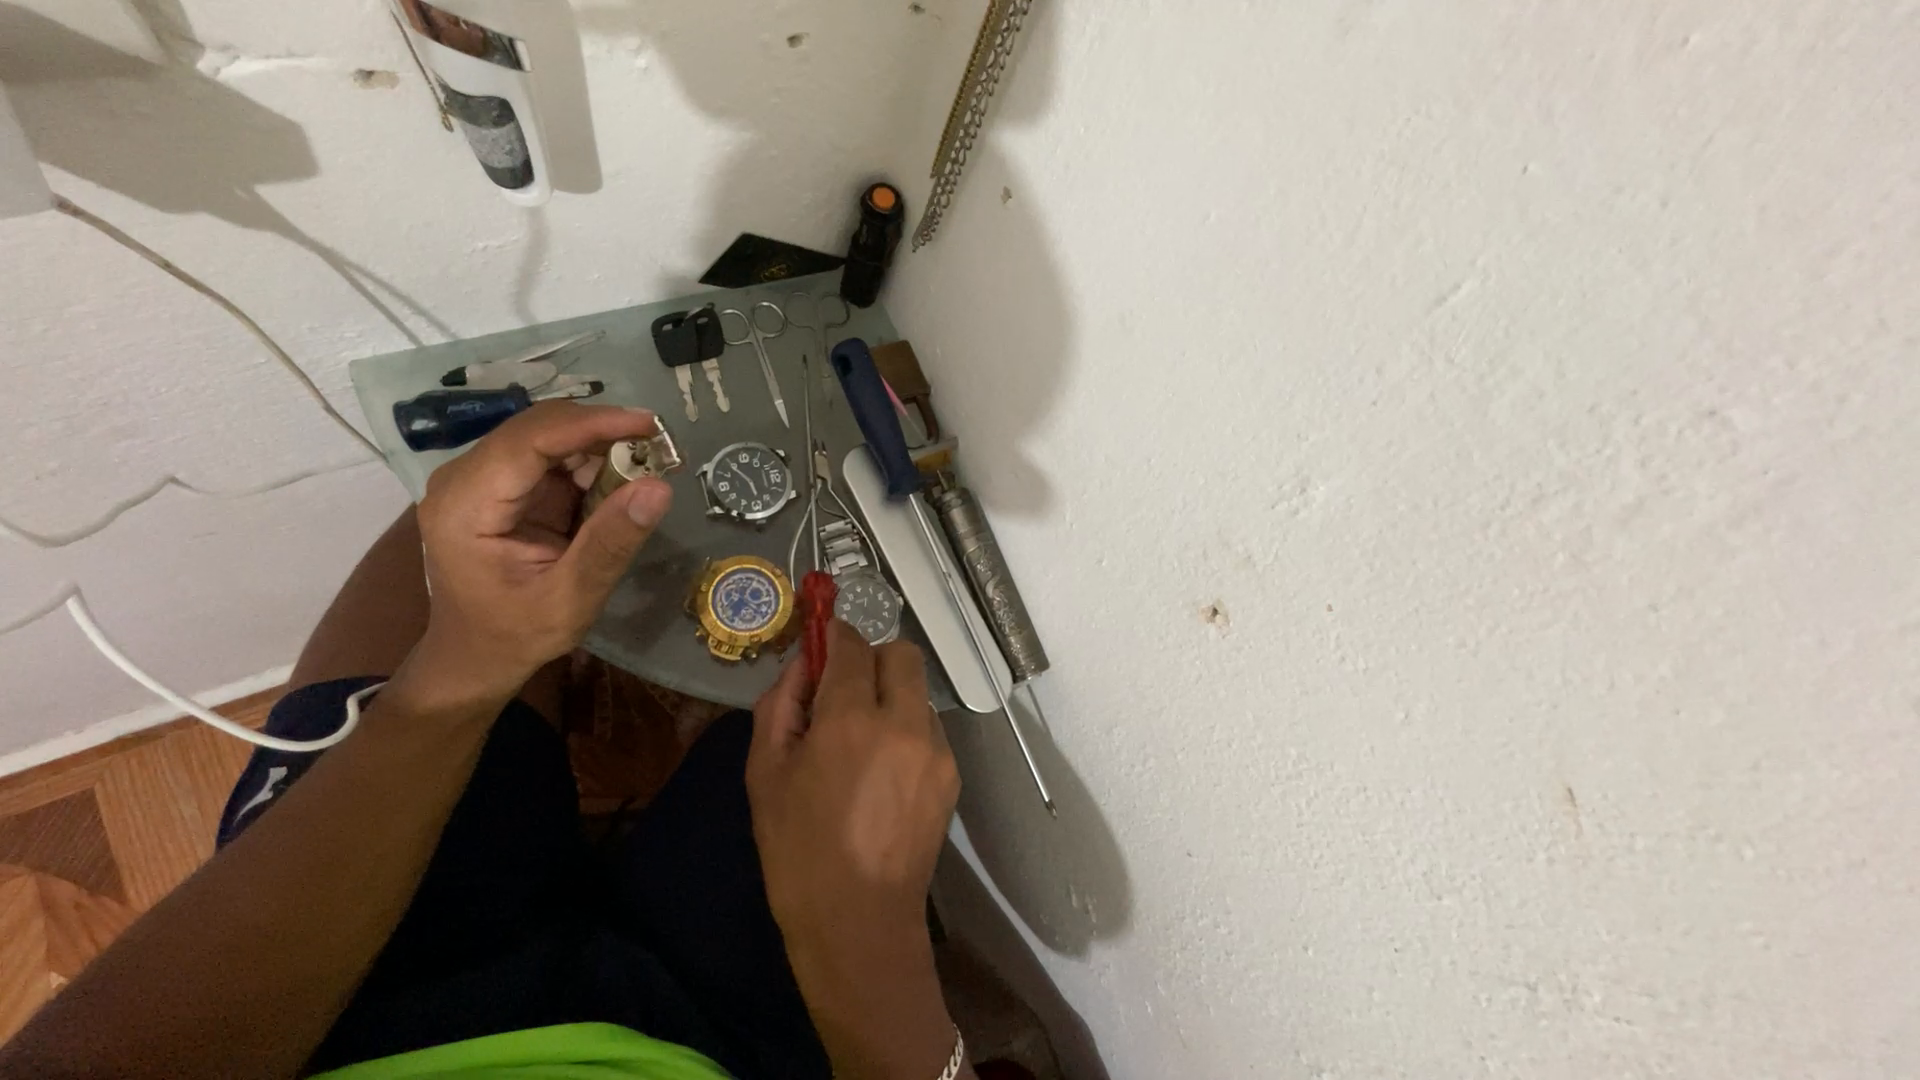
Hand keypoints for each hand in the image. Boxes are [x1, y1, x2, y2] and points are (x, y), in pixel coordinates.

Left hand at [413, 402, 671, 696]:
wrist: (476, 656)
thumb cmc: (515, 634)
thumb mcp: (571, 599)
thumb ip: (611, 542)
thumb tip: (660, 487)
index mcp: (467, 505)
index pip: (529, 441)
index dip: (591, 424)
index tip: (650, 425)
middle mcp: (466, 479)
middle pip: (539, 429)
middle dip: (602, 431)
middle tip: (661, 448)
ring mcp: (483, 480)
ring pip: (549, 437)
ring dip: (601, 446)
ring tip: (650, 466)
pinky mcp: (504, 487)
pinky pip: (553, 458)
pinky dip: (592, 464)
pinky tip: (623, 483)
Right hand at [747, 622, 965, 1078]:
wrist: (858, 922)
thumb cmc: (796, 850)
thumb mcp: (765, 772)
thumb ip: (781, 702)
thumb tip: (803, 662)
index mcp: (849, 720)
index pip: (851, 645)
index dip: (834, 637)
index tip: (821, 647)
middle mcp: (902, 723)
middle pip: (901, 654)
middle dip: (871, 660)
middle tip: (844, 694)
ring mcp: (935, 749)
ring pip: (918, 692)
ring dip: (890, 697)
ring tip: (863, 744)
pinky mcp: (951, 774)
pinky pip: (928, 728)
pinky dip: (907, 730)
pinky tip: (884, 772)